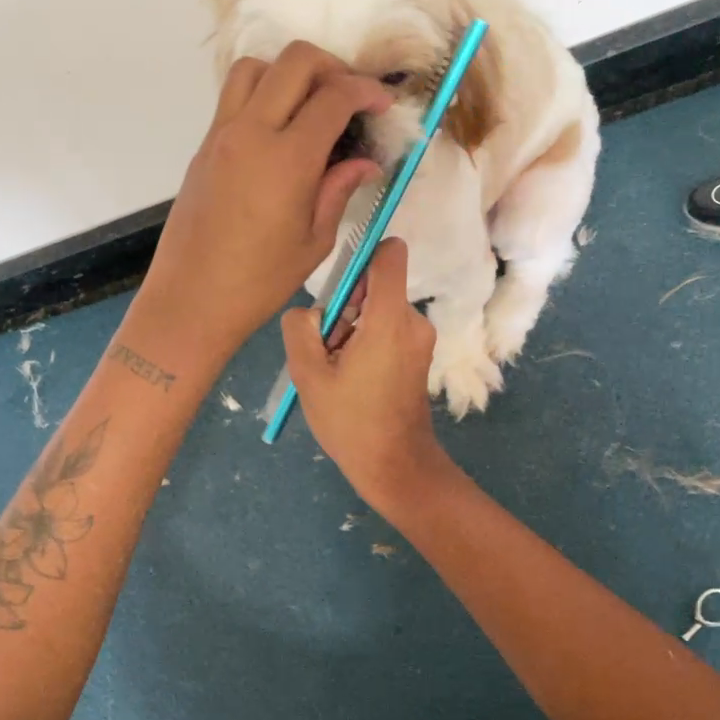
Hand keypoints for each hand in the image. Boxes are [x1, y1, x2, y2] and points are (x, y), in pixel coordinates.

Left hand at [129, 42, 388, 362]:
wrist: (191, 301)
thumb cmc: (258, 283)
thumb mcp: (313, 242)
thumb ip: (339, 191)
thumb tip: (364, 162)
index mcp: (287, 159)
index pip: (334, 96)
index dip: (366, 91)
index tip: (381, 105)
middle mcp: (251, 133)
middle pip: (295, 60)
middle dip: (332, 68)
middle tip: (348, 99)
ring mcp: (221, 136)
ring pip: (255, 67)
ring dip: (288, 73)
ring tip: (308, 107)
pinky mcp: (204, 148)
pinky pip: (233, 98)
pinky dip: (261, 94)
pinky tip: (278, 131)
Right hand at [280, 238, 455, 511]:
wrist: (393, 465)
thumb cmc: (350, 421)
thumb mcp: (308, 375)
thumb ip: (300, 330)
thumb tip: (309, 313)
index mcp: (389, 318)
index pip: (389, 254)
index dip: (363, 254)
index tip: (339, 285)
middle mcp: (412, 321)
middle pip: (375, 288)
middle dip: (345, 309)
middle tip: (326, 350)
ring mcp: (419, 340)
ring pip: (378, 312)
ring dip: (352, 331)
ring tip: (336, 371)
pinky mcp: (418, 357)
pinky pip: (387, 332)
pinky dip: (366, 344)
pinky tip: (351, 379)